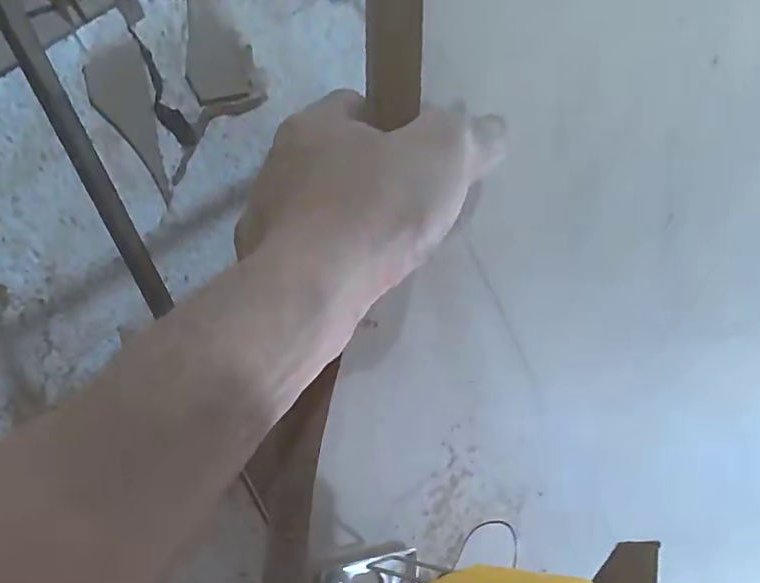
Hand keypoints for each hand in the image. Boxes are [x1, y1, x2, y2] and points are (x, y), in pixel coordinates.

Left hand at [235, 90, 505, 310]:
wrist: (309, 298)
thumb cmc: (371, 214)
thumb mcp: (442, 157)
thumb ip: (470, 138)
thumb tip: (491, 131)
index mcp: (311, 127)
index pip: (355, 107)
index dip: (394, 126)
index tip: (421, 157)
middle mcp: (278, 172)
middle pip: (338, 167)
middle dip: (374, 185)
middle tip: (415, 211)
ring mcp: (268, 229)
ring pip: (323, 220)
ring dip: (355, 232)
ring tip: (393, 255)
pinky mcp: (271, 278)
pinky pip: (313, 264)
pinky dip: (337, 271)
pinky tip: (363, 286)